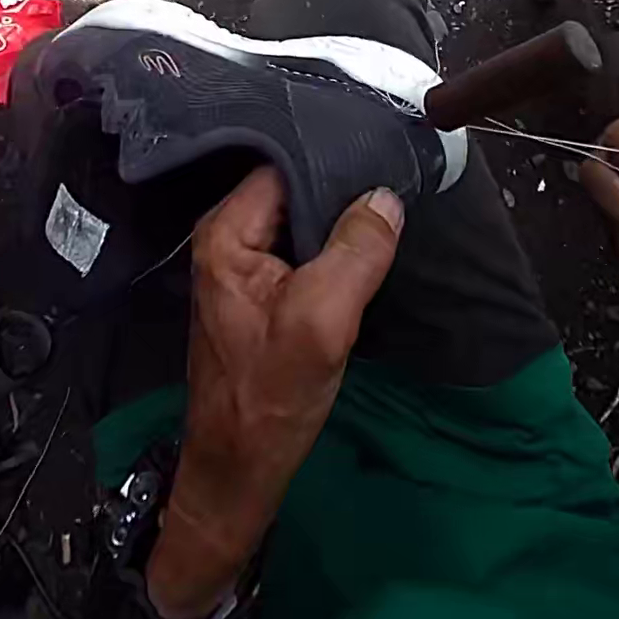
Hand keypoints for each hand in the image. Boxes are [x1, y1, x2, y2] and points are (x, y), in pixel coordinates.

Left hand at [145, 167, 403, 618]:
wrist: (241, 466)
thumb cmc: (270, 396)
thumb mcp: (321, 320)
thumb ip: (355, 253)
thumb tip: (385, 196)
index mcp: (226, 232)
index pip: (282, 166)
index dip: (330, 159)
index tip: (379, 153)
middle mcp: (229, 235)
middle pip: (292, 187)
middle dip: (340, 184)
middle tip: (391, 175)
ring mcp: (246, 260)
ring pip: (301, 216)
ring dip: (340, 215)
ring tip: (386, 202)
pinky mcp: (265, 284)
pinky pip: (304, 243)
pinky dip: (334, 241)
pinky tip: (366, 239)